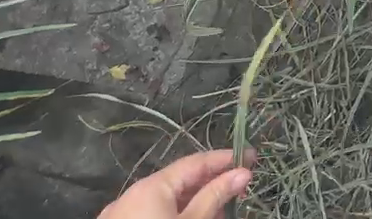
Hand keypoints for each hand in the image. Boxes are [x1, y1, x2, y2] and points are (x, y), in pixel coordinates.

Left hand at [99, 150, 252, 218]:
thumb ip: (216, 195)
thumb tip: (243, 172)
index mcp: (150, 186)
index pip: (196, 161)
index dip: (226, 158)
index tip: (252, 158)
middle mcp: (130, 195)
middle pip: (181, 181)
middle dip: (212, 184)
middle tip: (239, 190)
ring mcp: (119, 216)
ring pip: (166, 200)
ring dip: (195, 202)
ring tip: (219, 211)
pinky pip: (152, 215)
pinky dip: (175, 215)